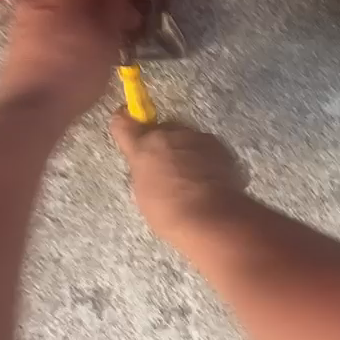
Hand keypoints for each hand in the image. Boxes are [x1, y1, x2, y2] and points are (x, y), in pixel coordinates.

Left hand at [0, 0, 135, 122]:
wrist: (30, 109)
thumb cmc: (75, 68)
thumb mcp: (106, 34)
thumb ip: (115, 1)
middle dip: (107, 1)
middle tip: (131, 22)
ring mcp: (27, 20)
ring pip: (67, 10)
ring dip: (91, 18)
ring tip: (112, 41)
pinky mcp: (21, 43)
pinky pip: (54, 26)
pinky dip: (74, 31)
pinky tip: (88, 51)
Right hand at [109, 112, 249, 240]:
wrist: (211, 217)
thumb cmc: (169, 213)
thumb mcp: (143, 194)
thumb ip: (143, 171)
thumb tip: (149, 167)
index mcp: (143, 147)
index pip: (122, 122)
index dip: (124, 124)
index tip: (126, 129)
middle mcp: (168, 134)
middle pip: (159, 131)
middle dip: (160, 145)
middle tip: (165, 168)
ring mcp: (195, 137)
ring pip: (183, 137)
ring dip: (182, 150)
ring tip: (189, 177)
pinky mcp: (217, 145)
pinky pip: (203, 146)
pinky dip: (202, 157)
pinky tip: (206, 178)